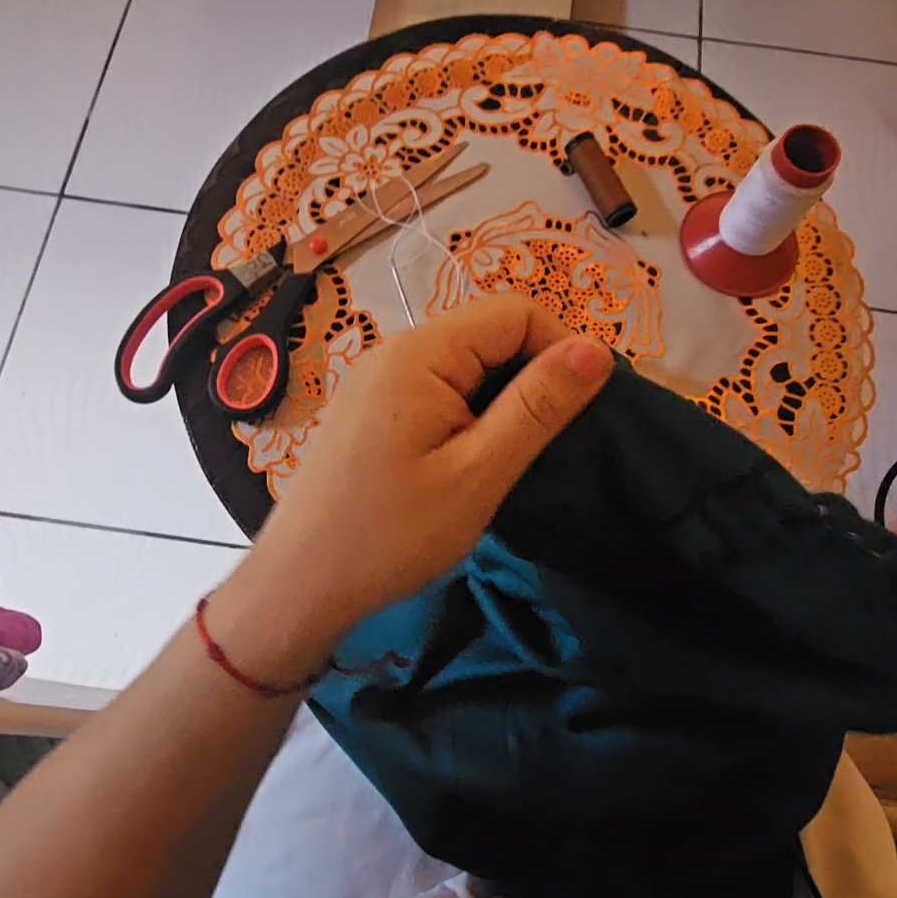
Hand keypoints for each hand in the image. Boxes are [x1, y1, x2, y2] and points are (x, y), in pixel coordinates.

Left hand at [211, 295, 613, 659]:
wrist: (300, 584)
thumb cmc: (392, 534)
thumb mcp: (479, 473)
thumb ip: (538, 406)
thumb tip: (596, 349)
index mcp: (420, 352)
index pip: (516, 313)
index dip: (562, 349)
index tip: (584, 409)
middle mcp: (393, 350)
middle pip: (488, 335)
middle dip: (532, 378)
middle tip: (550, 445)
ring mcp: (375, 380)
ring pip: (464, 366)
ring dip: (501, 401)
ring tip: (511, 459)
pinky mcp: (369, 410)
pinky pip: (434, 391)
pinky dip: (467, 415)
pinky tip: (469, 462)